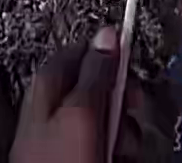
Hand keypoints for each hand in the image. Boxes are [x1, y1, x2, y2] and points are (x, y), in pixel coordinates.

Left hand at [9, 26, 118, 162]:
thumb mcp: (82, 114)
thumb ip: (97, 72)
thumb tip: (108, 32)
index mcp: (49, 83)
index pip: (86, 50)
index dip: (112, 59)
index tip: (132, 75)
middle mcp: (53, 105)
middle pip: (98, 88)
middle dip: (120, 105)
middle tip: (128, 126)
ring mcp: (60, 138)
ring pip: (104, 120)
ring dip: (121, 136)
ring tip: (122, 155)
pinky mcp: (71, 161)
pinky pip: (100, 147)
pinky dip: (112, 154)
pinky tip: (114, 162)